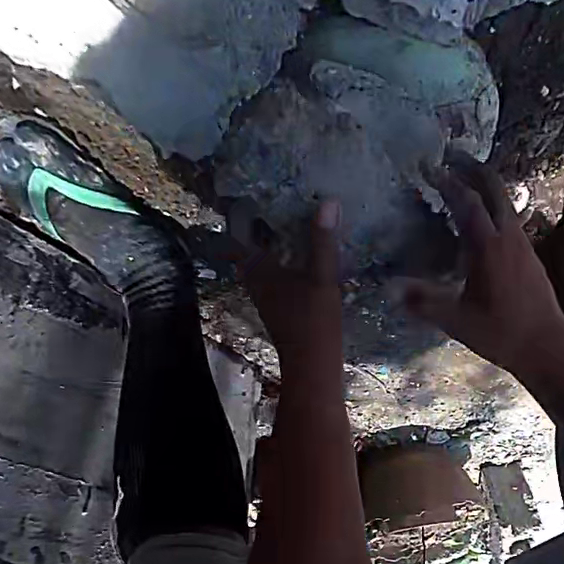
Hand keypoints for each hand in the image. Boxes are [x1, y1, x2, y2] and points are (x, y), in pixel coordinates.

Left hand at [238, 200, 345, 375]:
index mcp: (259, 272)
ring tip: (292, 220)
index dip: (238, 216)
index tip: (251, 195)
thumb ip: (323, 242)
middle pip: (249, 248)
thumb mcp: (321, 278)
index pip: (235, 239)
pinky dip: (286, 260)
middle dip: (260, 226)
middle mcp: (257, 282)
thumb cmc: (313, 323)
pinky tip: (305, 254)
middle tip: (277, 200)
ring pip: (264, 262)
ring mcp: (268, 296)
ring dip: (274, 243)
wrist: (312, 368)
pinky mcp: (281, 306)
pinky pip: (278, 274)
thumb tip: (328, 201)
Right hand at [402, 169, 563, 383]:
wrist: (548, 346)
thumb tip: (390, 289)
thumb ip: (423, 302)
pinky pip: (509, 218)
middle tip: (451, 155)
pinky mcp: (529, 255)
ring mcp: (523, 244)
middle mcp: (509, 237)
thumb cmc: (501, 333)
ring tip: (463, 179)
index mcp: (489, 247)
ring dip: (484, 185)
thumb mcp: (456, 319)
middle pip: (493, 189)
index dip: (447, 181)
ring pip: (504, 202)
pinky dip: (492, 206)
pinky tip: (481, 219)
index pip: (467, 202)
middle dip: (471, 168)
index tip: (429, 167)